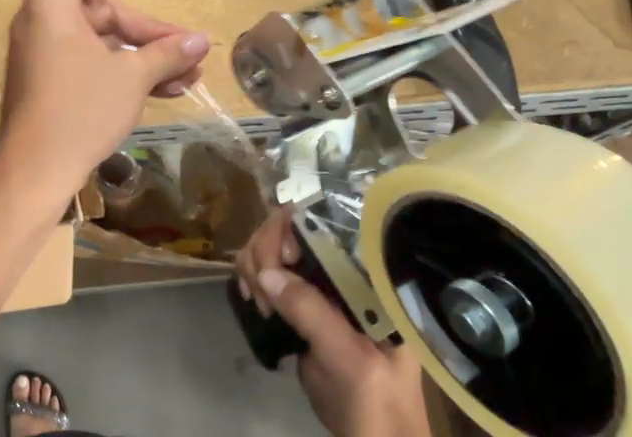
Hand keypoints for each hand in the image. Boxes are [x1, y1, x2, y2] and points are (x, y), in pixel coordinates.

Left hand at [0, 0, 208, 204]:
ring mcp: (44, 54)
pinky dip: (119, 71)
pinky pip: (87, 62)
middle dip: (144, 30)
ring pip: (99, 40)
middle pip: (97, 7)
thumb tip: (202, 40)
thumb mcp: (132, 76)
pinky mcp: (49, 82)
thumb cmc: (82, 108)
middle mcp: (42, 23)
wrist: (36, 169)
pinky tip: (164, 91)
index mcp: (51, 5)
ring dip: (141, 56)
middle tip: (183, 53)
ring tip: (187, 78)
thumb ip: (167, 53)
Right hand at [236, 208, 430, 436]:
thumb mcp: (351, 361)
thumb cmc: (379, 409)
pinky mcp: (304, 308)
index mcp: (370, 277)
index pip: (327, 222)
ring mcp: (323, 289)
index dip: (294, 230)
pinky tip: (253, 300)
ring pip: (276, 248)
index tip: (278, 265)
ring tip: (258, 302)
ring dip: (255, 264)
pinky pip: (270, 274)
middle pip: (293, 229)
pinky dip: (253, 278)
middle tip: (262, 294)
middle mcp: (346, 272)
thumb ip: (313, 313)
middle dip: (267, 250)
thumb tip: (265, 272)